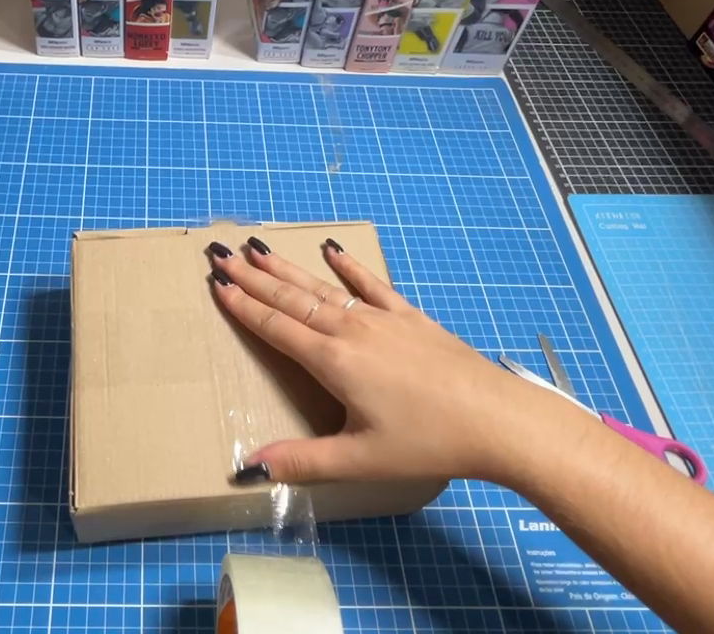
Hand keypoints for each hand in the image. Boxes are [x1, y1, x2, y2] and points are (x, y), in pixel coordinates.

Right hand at [205, 237, 596, 488]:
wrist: (496, 418)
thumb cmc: (427, 442)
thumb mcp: (360, 460)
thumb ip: (303, 461)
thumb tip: (250, 467)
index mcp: (332, 361)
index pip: (276, 328)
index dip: (244, 307)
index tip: (217, 284)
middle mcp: (349, 329)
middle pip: (290, 298)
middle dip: (253, 276)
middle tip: (220, 253)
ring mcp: (380, 318)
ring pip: (321, 287)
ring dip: (286, 267)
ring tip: (257, 247)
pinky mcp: (408, 316)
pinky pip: (370, 284)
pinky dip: (348, 266)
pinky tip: (331, 249)